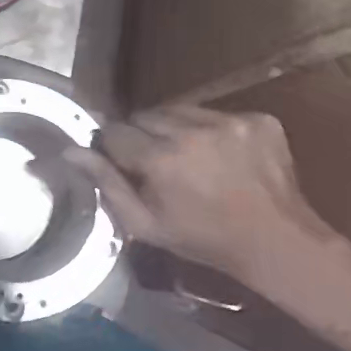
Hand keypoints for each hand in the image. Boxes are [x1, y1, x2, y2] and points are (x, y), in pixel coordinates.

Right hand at [69, 106, 347, 288]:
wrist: (279, 242)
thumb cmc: (204, 240)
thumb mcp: (146, 224)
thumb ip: (106, 184)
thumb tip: (71, 151)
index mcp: (160, 159)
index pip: (115, 131)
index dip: (114, 147)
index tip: (122, 163)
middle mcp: (192, 130)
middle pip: (145, 115)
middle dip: (143, 136)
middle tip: (156, 163)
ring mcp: (229, 120)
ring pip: (179, 109)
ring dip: (174, 128)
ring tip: (188, 157)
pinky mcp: (257, 118)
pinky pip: (215, 112)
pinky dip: (210, 129)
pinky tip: (220, 154)